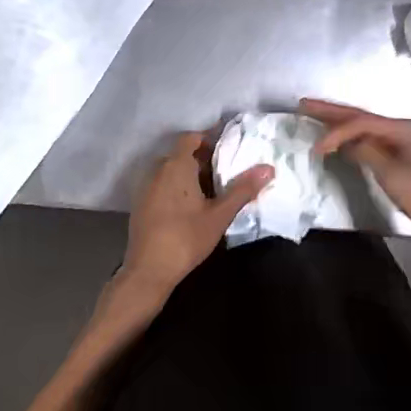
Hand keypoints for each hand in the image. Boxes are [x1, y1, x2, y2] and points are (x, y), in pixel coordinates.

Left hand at [122, 131, 271, 294]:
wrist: (148, 272)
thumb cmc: (186, 238)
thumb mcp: (219, 215)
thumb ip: (243, 190)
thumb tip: (269, 168)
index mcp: (176, 166)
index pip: (190, 138)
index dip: (207, 139)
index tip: (225, 151)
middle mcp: (157, 170)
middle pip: (180, 154)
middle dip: (201, 159)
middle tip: (224, 173)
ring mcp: (145, 188)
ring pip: (170, 171)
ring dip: (188, 175)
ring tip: (210, 191)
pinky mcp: (140, 205)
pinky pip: (160, 185)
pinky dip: (175, 188)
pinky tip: (189, 208)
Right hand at [302, 99, 410, 248]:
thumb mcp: (391, 175)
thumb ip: (366, 153)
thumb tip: (345, 141)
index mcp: (404, 128)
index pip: (362, 122)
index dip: (336, 131)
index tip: (316, 148)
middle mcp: (404, 127)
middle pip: (362, 116)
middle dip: (333, 111)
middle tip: (304, 104)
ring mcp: (404, 140)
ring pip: (366, 127)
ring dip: (340, 123)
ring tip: (314, 115)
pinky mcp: (402, 154)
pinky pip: (372, 139)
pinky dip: (352, 138)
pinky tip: (338, 139)